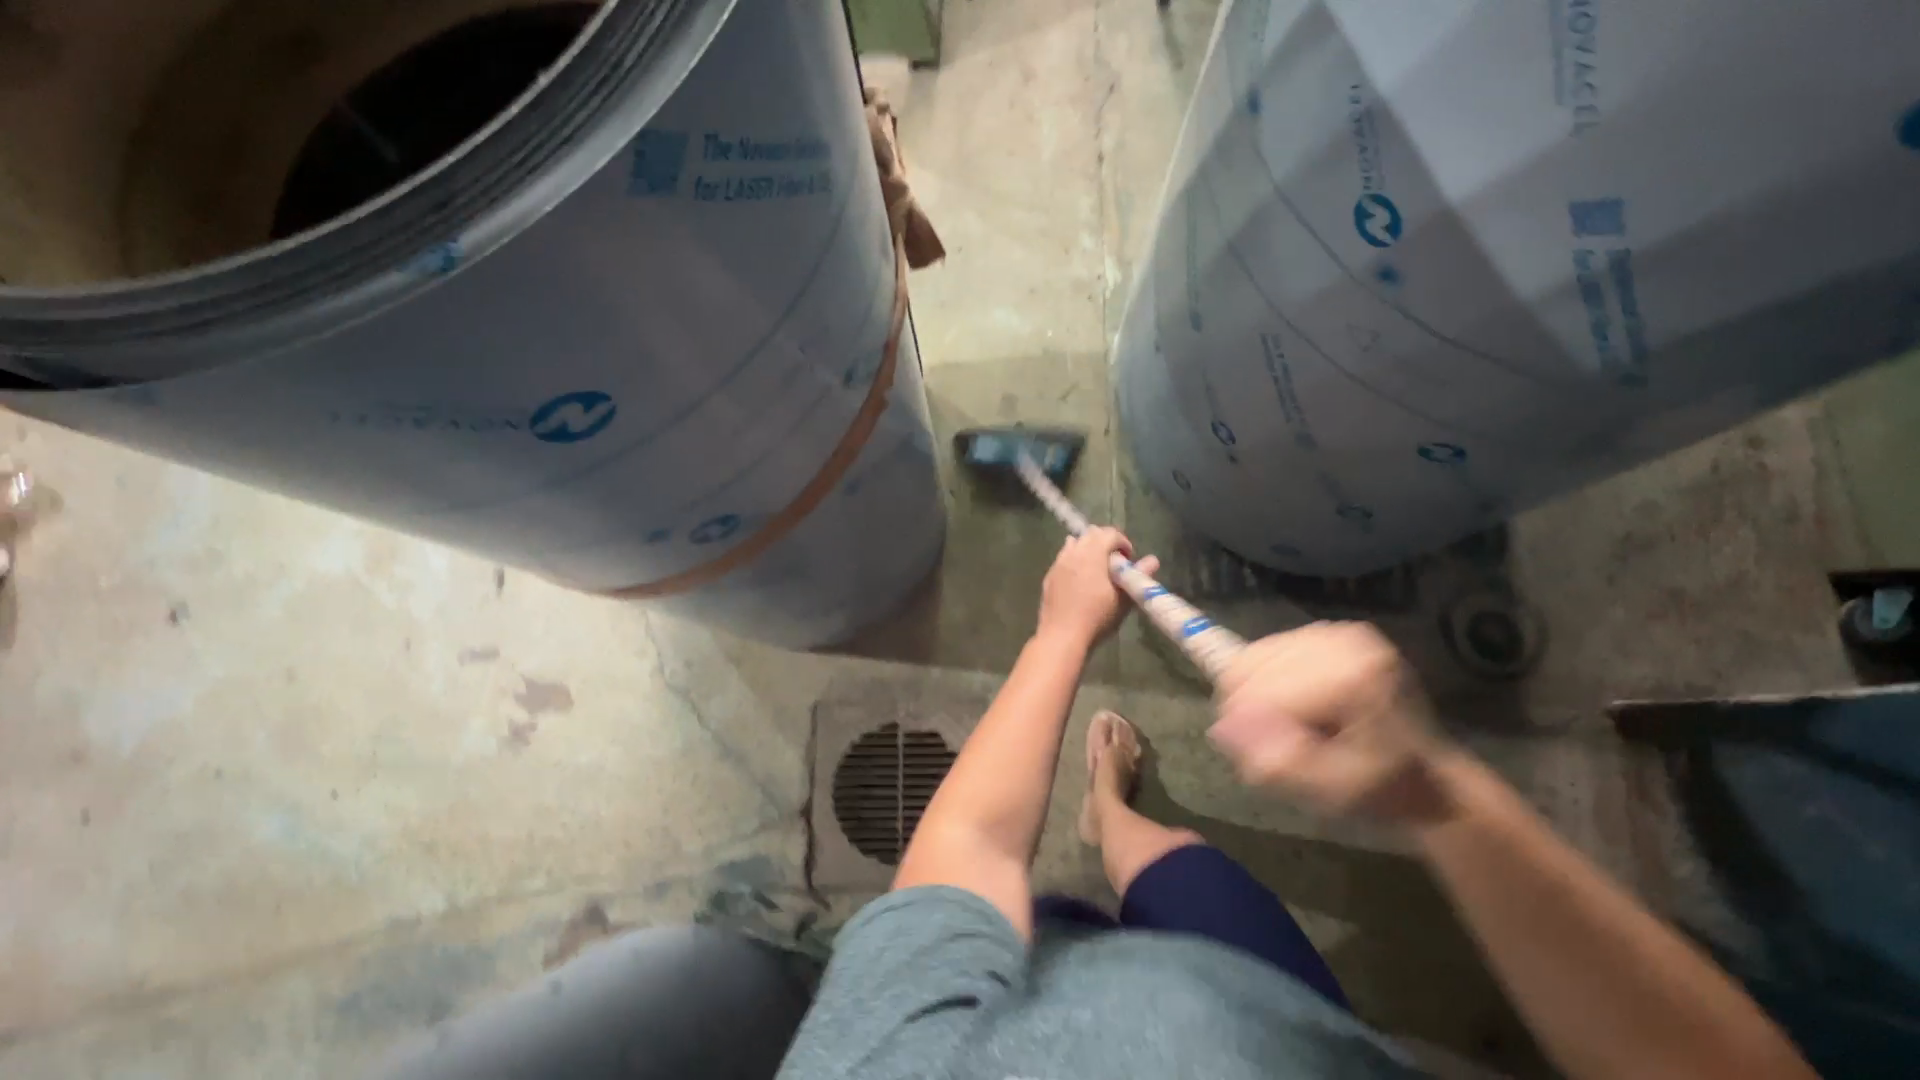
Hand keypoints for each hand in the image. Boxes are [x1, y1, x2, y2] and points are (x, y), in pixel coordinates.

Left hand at [1036, 527, 1159, 647]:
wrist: (1062, 635)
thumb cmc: (1097, 616)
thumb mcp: (1124, 598)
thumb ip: (1138, 575)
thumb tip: (1153, 560)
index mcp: (1092, 553)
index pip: (1109, 533)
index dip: (1123, 542)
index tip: (1129, 559)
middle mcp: (1073, 553)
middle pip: (1090, 535)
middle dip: (1105, 543)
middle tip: (1115, 562)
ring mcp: (1058, 564)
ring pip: (1074, 544)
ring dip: (1088, 550)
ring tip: (1097, 568)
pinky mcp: (1049, 576)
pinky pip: (1063, 558)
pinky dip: (1074, 560)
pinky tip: (1079, 578)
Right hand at [1208, 621, 1458, 825]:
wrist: (1425, 779)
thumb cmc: (1380, 790)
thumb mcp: (1330, 790)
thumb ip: (1279, 762)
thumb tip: (1223, 730)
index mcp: (1354, 677)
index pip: (1266, 691)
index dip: (1246, 728)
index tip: (1251, 762)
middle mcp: (1346, 642)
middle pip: (1252, 668)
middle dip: (1248, 712)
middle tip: (1265, 748)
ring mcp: (1337, 632)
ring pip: (1252, 658)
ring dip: (1253, 697)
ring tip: (1279, 730)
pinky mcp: (1328, 632)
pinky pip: (1266, 652)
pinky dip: (1263, 682)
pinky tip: (1286, 709)